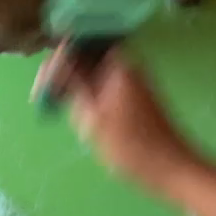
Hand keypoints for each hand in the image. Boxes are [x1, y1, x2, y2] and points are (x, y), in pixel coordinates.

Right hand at [34, 49, 205, 192]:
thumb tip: (54, 61)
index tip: (41, 83)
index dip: (56, 59)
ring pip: (93, 73)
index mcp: (117, 64)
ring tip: (60, 108)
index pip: (78, 45)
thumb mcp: (93, 117)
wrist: (173, 169)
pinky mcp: (133, 95)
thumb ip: (72, 83)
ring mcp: (131, 79)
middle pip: (85, 57)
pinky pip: (104, 85)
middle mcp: (125, 65)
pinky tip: (81, 116)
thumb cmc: (131, 146)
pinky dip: (89, 95)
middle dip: (64, 74)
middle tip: (45, 97)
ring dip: (75, 86)